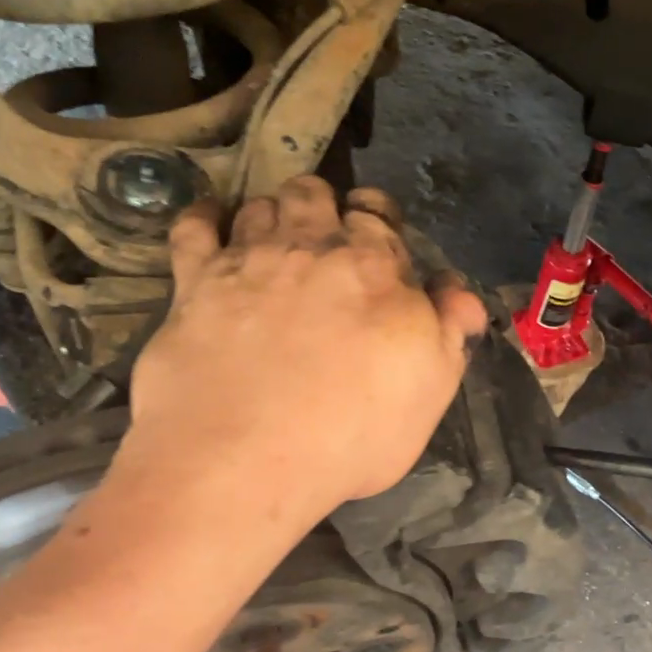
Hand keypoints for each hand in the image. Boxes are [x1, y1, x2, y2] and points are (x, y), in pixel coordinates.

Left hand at [122, 176, 486, 512]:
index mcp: (375, 269)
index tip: (376, 240)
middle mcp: (310, 247)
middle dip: (323, 206)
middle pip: (316, 195)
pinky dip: (204, 216)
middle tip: (323, 238)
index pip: (378, 216)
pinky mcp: (193, 282)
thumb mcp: (429, 390)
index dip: (378, 221)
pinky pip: (193, 227)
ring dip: (271, 212)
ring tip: (273, 238)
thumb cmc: (353, 431)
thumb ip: (448, 330)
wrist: (247, 456)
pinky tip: (212, 222)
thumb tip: (457, 290)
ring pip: (260, 205)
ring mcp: (248, 260)